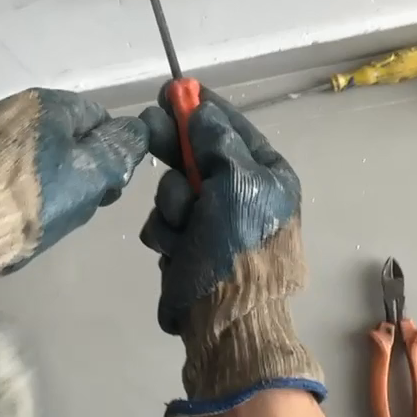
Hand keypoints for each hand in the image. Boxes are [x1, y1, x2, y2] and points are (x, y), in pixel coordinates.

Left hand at [0, 89, 148, 386]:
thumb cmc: (29, 201)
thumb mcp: (89, 178)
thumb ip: (117, 150)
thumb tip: (136, 130)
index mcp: (46, 103)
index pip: (96, 118)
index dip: (108, 154)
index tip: (105, 189)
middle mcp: (10, 107)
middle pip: (60, 136)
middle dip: (73, 167)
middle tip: (73, 206)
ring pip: (27, 153)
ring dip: (40, 178)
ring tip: (37, 216)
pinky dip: (7, 188)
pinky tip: (5, 215)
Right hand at [138, 87, 324, 416]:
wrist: (229, 328)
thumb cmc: (241, 251)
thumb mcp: (236, 185)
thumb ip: (216, 142)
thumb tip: (202, 111)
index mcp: (267, 179)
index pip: (233, 128)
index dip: (204, 107)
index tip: (178, 88)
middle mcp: (243, 197)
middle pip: (198, 155)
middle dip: (175, 149)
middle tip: (149, 127)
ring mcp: (215, 226)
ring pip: (175, 189)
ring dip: (174, 204)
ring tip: (184, 226)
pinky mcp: (190, 251)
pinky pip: (166, 223)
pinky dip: (167, 234)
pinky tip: (176, 251)